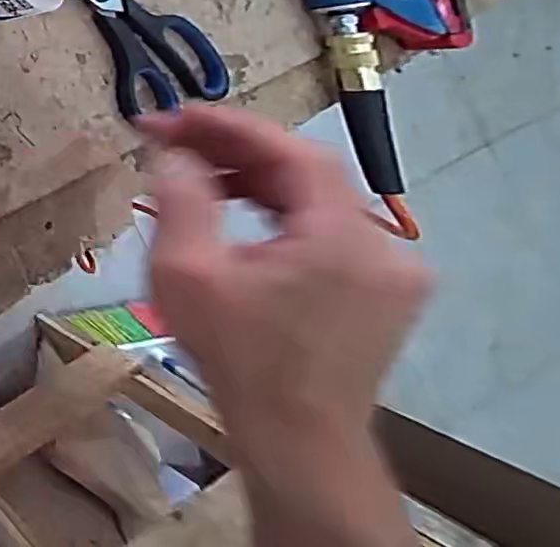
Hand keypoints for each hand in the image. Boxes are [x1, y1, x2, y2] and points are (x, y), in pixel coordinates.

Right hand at [138, 107, 429, 546]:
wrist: (295, 444)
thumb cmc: (238, 357)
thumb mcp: (188, 273)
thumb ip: (181, 199)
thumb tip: (175, 152)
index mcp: (344, 240)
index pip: (292, 151)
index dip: (231, 125)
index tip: (176, 115)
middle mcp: (381, 247)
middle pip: (303, 169)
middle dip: (232, 146)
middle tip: (172, 137)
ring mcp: (387, 269)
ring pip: (311, 194)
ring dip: (250, 173)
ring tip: (193, 168)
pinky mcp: (378, 288)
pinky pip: (321, 222)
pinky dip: (274, 204)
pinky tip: (235, 205)